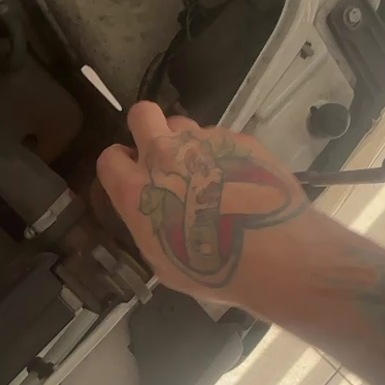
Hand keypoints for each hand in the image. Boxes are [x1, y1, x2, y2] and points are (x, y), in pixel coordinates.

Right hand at [96, 102, 313, 307]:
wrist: (274, 254)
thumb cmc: (211, 270)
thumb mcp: (161, 261)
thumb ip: (147, 224)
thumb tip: (152, 211)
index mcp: (137, 190)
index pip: (109, 157)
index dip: (120, 166)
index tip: (132, 178)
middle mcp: (165, 155)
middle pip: (141, 114)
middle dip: (146, 129)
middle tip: (162, 158)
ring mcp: (204, 141)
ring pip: (185, 125)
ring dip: (188, 144)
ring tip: (208, 175)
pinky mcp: (239, 138)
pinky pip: (221, 138)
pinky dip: (223, 154)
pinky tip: (240, 182)